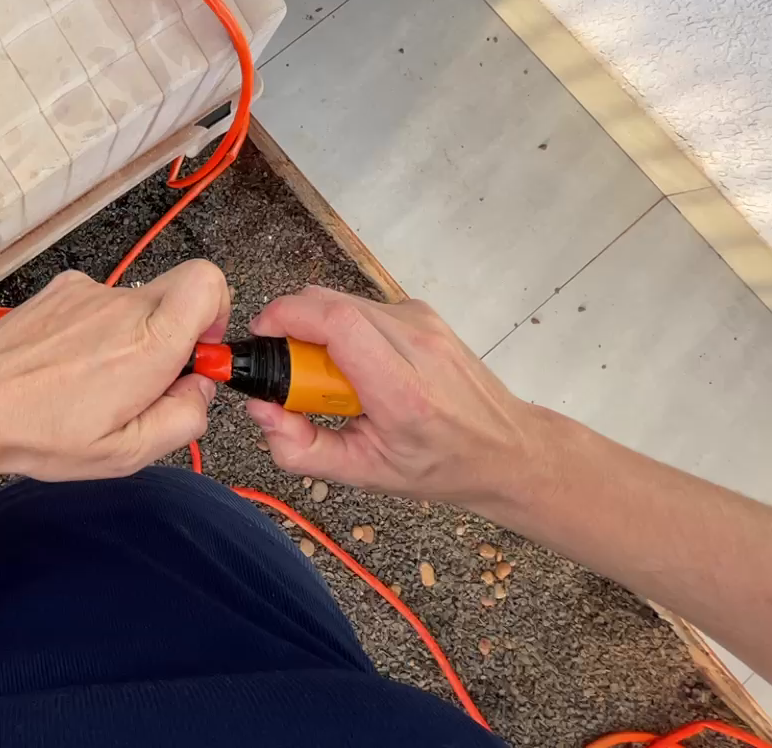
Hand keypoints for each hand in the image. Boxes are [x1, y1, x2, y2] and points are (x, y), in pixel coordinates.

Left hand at [0, 261, 230, 482]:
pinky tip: (65, 367)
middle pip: (174, 296)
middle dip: (173, 337)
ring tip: (89, 385)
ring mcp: (85, 291)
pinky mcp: (58, 290)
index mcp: (147, 341)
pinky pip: (96, 304)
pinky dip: (94, 331)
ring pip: (133, 305)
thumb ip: (184, 417)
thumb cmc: (39, 432)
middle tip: (144, 381)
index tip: (199, 351)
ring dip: (128, 339)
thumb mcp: (126, 453)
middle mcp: (120, 304)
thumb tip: (198, 388)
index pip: (208, 280)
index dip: (217, 312)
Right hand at [243, 286, 548, 507]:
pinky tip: (353, 361)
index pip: (335, 322)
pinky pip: (357, 304)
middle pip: (327, 301)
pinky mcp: (420, 311)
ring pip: (338, 298)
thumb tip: (259, 409)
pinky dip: (337, 326)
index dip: (286, 317)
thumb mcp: (363, 474)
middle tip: (287, 363)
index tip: (263, 338)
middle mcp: (415, 343)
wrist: (512, 451)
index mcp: (402, 390)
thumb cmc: (440, 466)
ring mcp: (421, 320)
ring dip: (312, 325)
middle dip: (289, 322)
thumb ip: (300, 448)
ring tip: (325, 370)